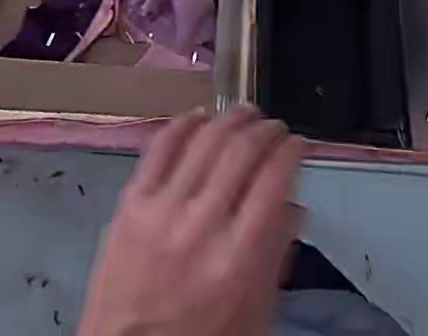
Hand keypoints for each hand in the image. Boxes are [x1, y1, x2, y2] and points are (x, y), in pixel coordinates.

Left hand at [80, 108, 305, 335]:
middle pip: (244, 150)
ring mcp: (162, 213)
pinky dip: (185, 123)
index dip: (292, 149)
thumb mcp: (256, 313)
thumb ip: (277, 253)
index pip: (275, 177)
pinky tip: (201, 116)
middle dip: (267, 129)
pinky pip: (160, 148)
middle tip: (275, 128)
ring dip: (233, 118)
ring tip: (246, 114)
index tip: (297, 144)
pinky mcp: (130, 207)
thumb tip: (294, 203)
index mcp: (238, 259)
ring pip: (206, 140)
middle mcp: (202, 227)